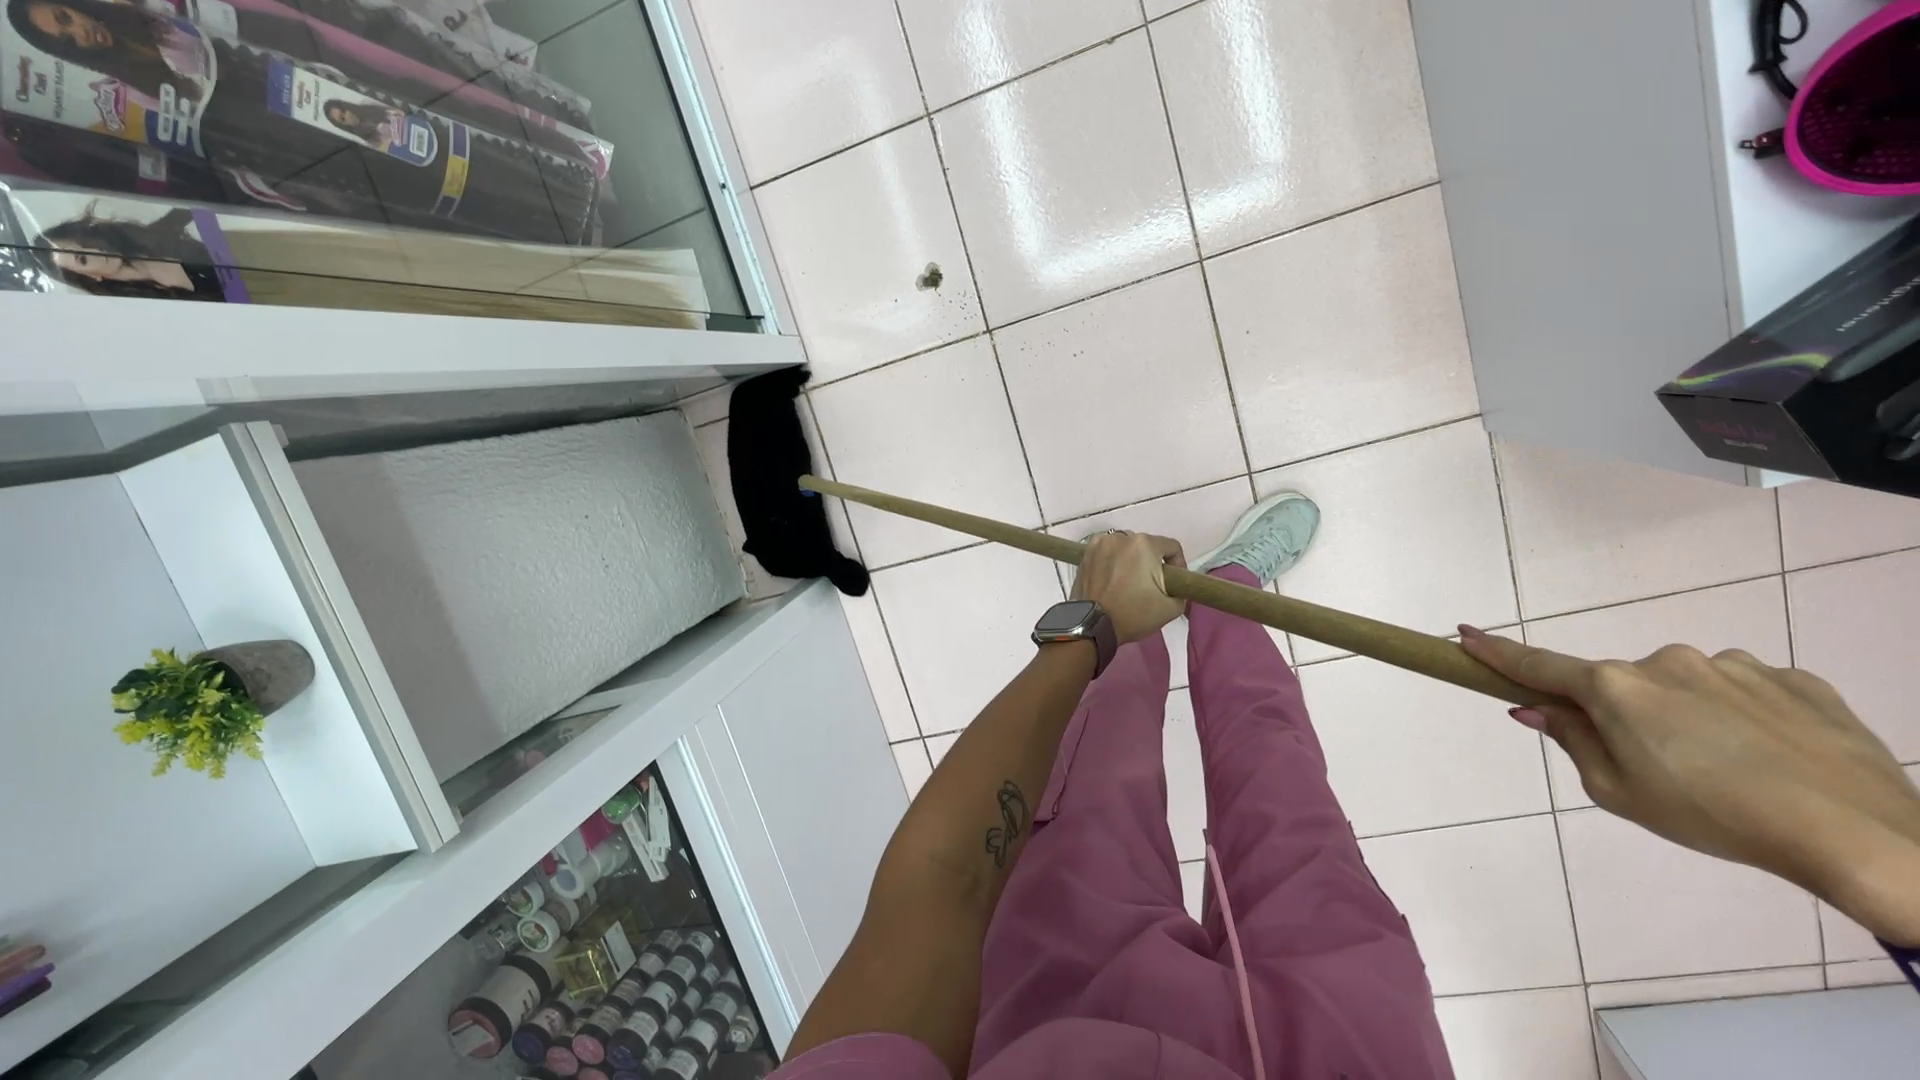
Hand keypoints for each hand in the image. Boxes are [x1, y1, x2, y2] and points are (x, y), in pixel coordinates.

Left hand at [1071, 531, 1184, 644]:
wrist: (1092, 625)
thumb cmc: (1133, 614)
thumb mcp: (1170, 608)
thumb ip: (1181, 591)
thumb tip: (1175, 587)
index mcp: (1144, 545)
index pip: (1172, 547)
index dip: (1178, 564)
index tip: (1174, 581)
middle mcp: (1121, 537)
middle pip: (1146, 545)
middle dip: (1151, 561)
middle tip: (1150, 584)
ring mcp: (1100, 543)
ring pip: (1124, 547)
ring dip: (1130, 559)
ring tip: (1129, 581)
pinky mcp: (1085, 554)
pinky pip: (1106, 553)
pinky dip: (1112, 561)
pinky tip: (1112, 579)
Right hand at [1459, 627, 1919, 945]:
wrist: (1856, 832)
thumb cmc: (1711, 816)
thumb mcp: (1619, 793)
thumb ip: (1572, 742)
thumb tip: (1538, 710)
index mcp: (1616, 688)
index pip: (1539, 665)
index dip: (1497, 653)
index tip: (1463, 633)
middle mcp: (1665, 661)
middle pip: (1620, 684)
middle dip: (1622, 714)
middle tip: (1654, 767)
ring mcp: (1733, 664)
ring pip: (1685, 687)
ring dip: (1686, 717)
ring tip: (1730, 770)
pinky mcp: (1793, 678)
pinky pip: (1744, 691)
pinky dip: (1742, 718)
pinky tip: (1771, 757)